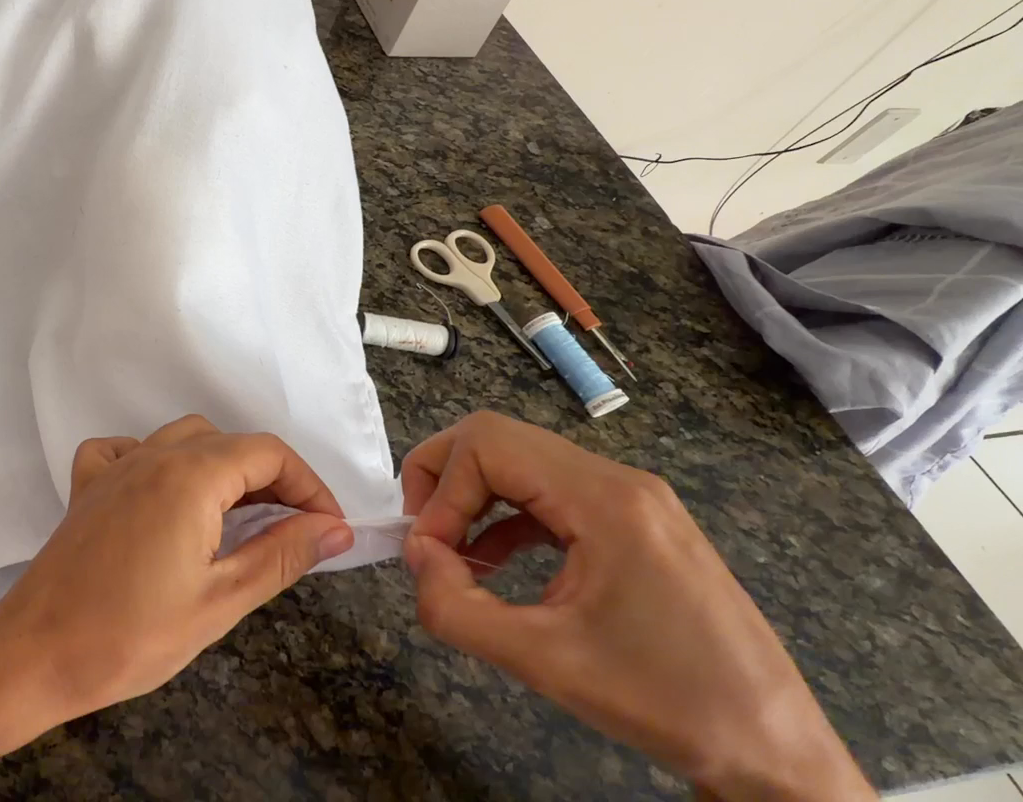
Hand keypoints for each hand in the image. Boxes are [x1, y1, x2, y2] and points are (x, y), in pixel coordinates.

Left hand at [0, 414, 355, 732]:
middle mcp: (151, 455)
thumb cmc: (133, 634)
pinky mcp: (87, 486)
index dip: (308, 484)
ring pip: (182, 439)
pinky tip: (165, 497)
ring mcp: (114, 467)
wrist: (38, 652)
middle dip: (271, 478)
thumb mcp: (221, 600)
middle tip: (295, 530)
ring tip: (242, 516)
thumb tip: (336, 528)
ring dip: (220, 466)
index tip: (329, 525)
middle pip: (228, 443)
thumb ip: (282, 554)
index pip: (267, 453)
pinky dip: (157, 460)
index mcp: (189, 476)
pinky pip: (128, 450)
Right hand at [400, 412, 874, 801]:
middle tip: (426, 539)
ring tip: (451, 557)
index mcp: (605, 500)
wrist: (775, 750)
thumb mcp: (544, 662)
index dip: (439, 489)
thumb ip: (454, 607)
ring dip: (472, 499)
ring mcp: (631, 500)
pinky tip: (490, 565)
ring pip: (520, 463)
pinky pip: (547, 495)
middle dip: (444, 480)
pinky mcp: (633, 524)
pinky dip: (504, 518)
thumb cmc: (665, 702)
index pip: (487, 445)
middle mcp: (619, 482)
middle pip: (499, 440)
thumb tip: (415, 555)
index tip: (426, 553)